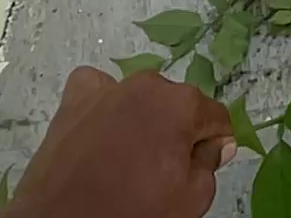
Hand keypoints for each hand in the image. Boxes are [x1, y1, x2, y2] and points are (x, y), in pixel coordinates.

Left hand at [1, 66, 235, 217]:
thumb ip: (210, 165)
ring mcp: (111, 90)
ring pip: (142, 97)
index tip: (203, 166)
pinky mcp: (74, 102)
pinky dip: (102, 101)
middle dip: (177, 132)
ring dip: (143, 117)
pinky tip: (100, 124)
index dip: (214, 144)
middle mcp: (151, 86)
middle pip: (178, 106)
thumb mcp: (190, 202)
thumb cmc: (131, 214)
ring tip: (127, 156)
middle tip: (160, 172)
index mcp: (183, 105)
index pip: (216, 118)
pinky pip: (97, 87)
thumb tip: (216, 145)